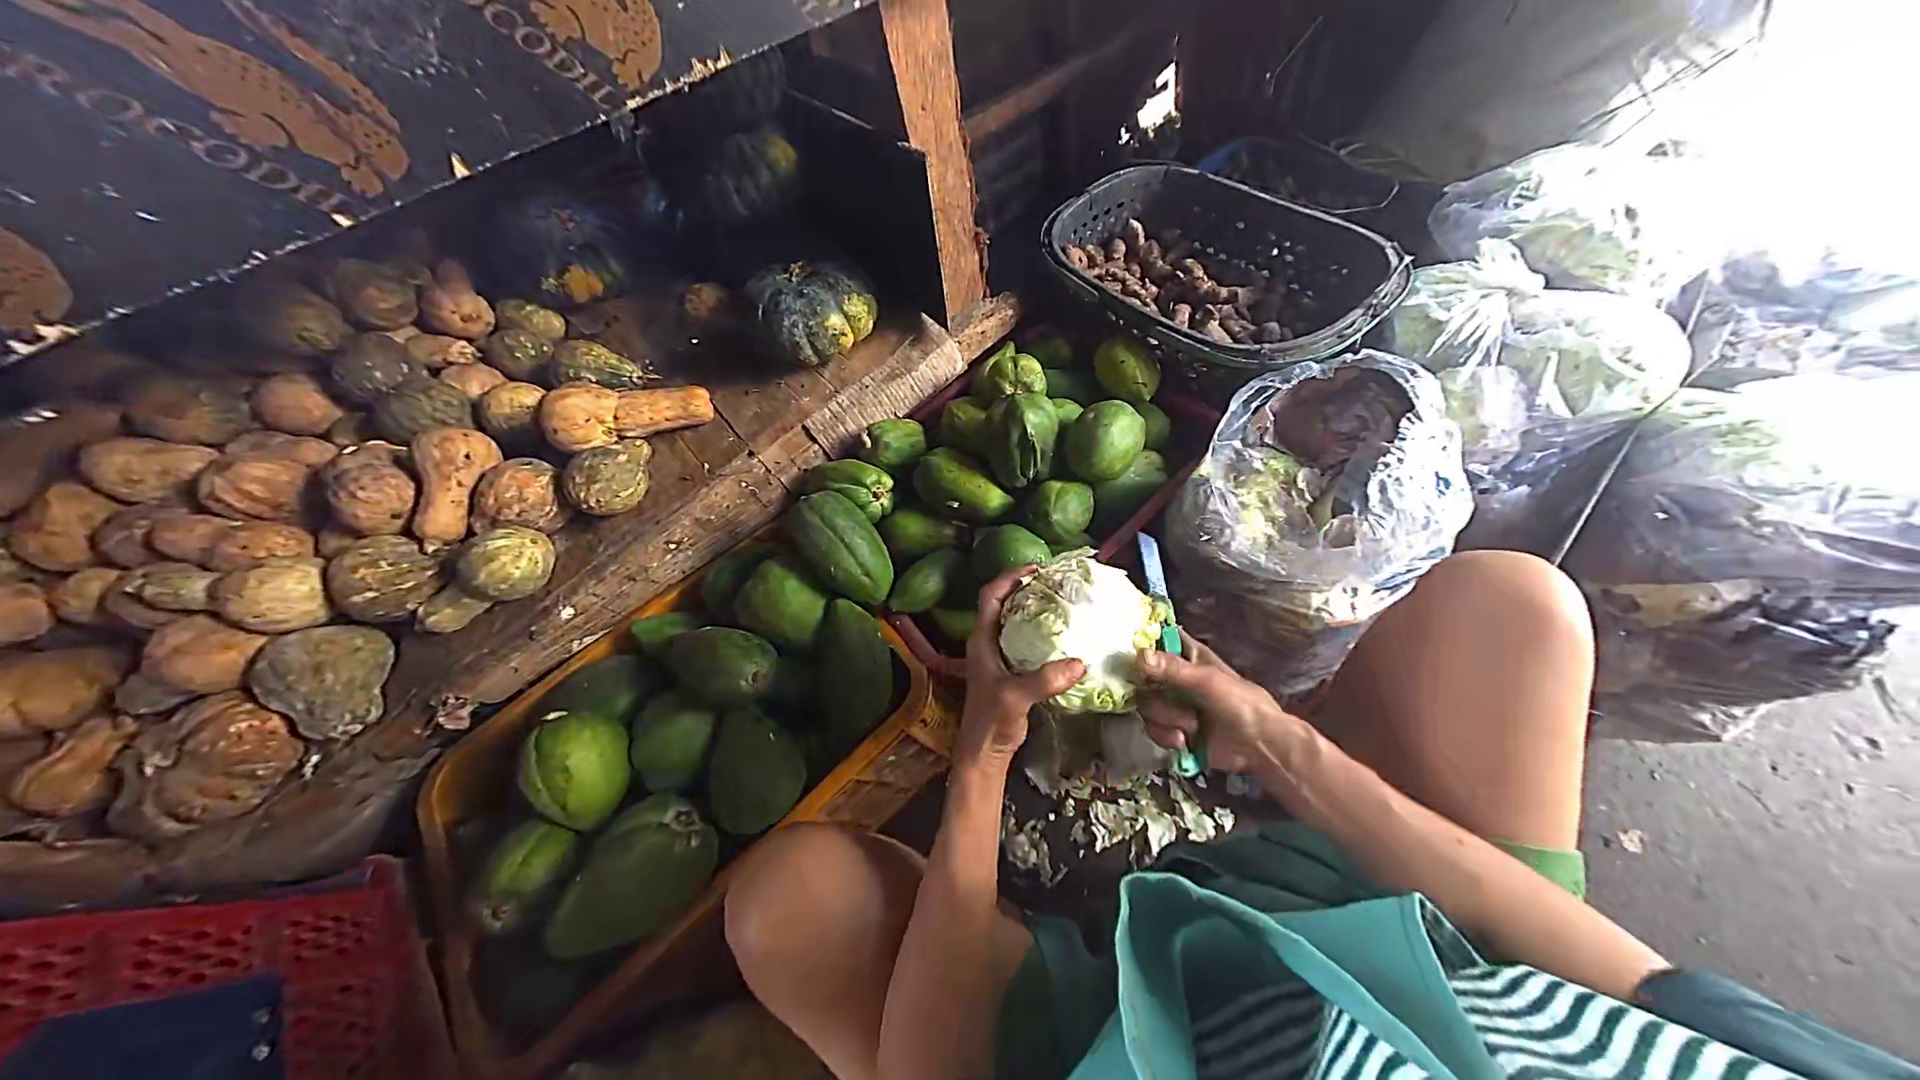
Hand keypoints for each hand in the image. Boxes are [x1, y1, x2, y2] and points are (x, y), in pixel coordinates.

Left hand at [957, 568, 1085, 769]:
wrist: (984, 753)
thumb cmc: (991, 722)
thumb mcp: (1016, 697)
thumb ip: (1045, 680)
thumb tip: (1080, 663)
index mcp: (982, 640)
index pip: (991, 596)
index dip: (1010, 577)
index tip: (1037, 568)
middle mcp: (988, 643)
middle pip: (1004, 603)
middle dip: (1028, 588)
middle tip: (1057, 582)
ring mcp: (998, 657)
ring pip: (1016, 621)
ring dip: (1035, 609)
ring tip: (1063, 601)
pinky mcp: (1010, 671)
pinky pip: (1027, 641)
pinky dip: (1042, 632)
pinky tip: (1064, 636)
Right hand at [1136, 630, 1308, 772]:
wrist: (1259, 748)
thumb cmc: (1241, 705)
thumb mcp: (1208, 682)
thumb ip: (1174, 669)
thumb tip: (1140, 656)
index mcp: (1186, 656)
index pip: (1155, 640)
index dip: (1140, 645)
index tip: (1133, 659)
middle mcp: (1174, 678)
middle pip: (1141, 678)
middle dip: (1154, 694)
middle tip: (1169, 700)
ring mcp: (1172, 704)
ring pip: (1145, 705)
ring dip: (1166, 719)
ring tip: (1190, 726)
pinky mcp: (1171, 729)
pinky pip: (1152, 728)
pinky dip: (1166, 736)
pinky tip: (1184, 741)